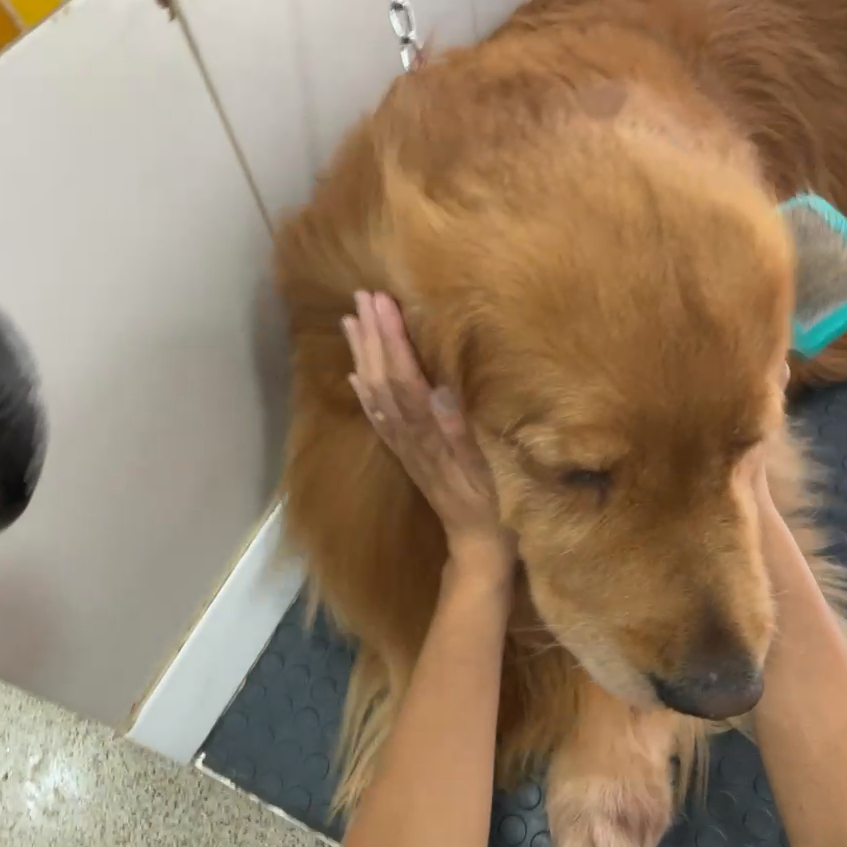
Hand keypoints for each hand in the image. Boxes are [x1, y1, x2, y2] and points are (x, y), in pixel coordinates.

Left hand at [342, 291, 515, 575]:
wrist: (477, 548)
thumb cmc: (495, 510)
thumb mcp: (489, 473)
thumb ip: (461, 434)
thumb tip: (437, 390)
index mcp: (430, 436)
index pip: (404, 380)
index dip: (392, 341)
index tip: (383, 303)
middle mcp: (410, 439)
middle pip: (382, 381)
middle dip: (372, 338)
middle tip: (363, 297)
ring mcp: (406, 448)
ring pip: (374, 396)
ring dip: (362, 357)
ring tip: (352, 322)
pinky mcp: (408, 456)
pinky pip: (379, 419)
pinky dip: (365, 393)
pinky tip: (357, 374)